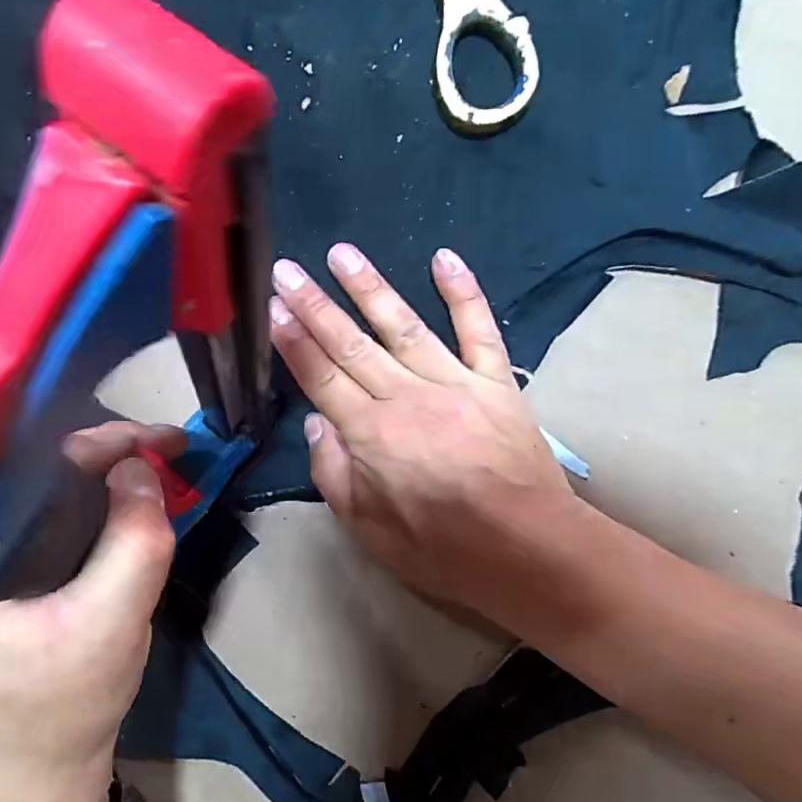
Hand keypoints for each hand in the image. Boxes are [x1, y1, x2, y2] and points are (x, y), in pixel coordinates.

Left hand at [0, 422, 182, 801]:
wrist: (47, 762)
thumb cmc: (66, 706)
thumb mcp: (112, 626)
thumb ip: (134, 542)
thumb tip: (138, 464)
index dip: (55, 439)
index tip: (126, 437)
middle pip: (3, 471)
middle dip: (87, 451)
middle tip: (154, 444)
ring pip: (20, 486)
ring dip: (87, 469)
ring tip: (145, 458)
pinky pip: (26, 511)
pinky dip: (76, 496)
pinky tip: (115, 489)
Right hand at [267, 243, 580, 621]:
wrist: (527, 549)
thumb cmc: (442, 548)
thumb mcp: (366, 528)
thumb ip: (333, 473)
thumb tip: (316, 422)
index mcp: (371, 435)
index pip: (321, 377)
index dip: (294, 341)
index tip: (274, 308)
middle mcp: (407, 398)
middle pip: (352, 345)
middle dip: (315, 305)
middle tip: (288, 269)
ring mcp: (455, 384)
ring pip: (404, 326)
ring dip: (370, 287)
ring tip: (342, 253)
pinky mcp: (497, 383)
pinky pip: (480, 330)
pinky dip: (463, 293)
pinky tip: (443, 258)